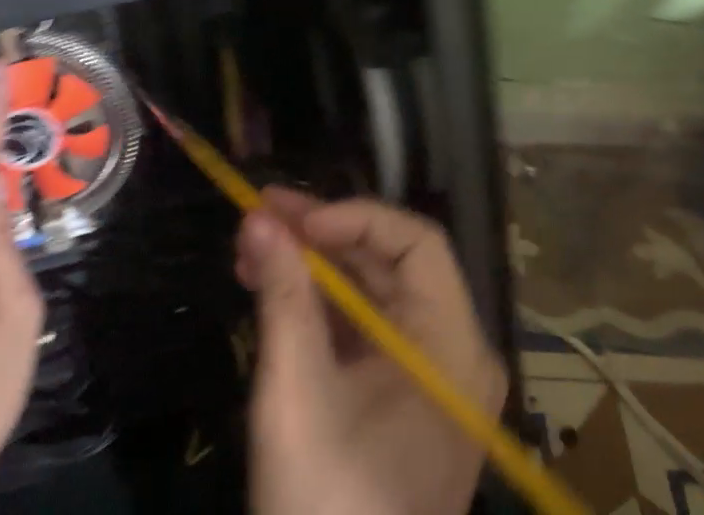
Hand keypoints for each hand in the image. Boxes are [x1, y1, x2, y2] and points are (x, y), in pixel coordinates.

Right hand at [237, 187, 506, 514]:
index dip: (352, 217)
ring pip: (373, 300)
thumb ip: (282, 295)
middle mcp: (452, 355)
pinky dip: (320, 311)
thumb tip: (259, 218)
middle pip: (392, 268)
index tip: (289, 217)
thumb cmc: (328, 497)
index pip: (416, 245)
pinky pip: (365, 338)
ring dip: (314, 270)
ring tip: (250, 251)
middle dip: (322, 237)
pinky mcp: (400, 407)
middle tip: (257, 217)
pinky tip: (271, 294)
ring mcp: (428, 383)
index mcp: (451, 346)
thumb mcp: (296, 390)